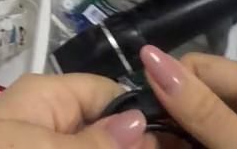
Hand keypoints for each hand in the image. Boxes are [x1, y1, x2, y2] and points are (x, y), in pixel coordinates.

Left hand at [0, 73, 148, 148]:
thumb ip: (96, 142)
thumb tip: (141, 120)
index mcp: (48, 98)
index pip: (109, 93)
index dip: (147, 118)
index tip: (193, 144)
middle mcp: (50, 122)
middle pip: (110, 135)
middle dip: (138, 146)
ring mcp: (44, 147)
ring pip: (96, 147)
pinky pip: (71, 147)